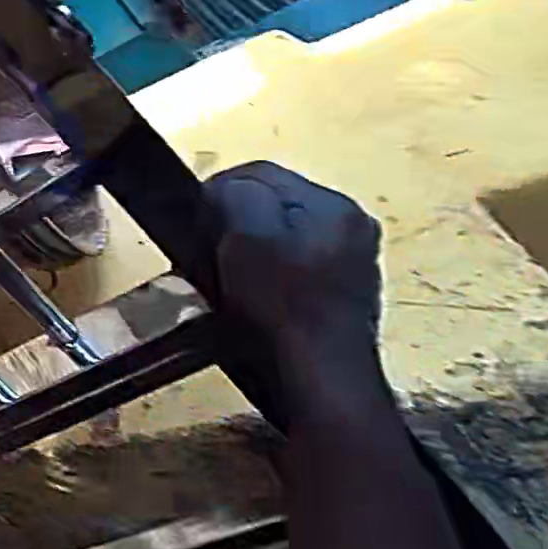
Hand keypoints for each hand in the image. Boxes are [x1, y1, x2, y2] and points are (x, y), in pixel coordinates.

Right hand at [203, 161, 382, 376]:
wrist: (318, 375)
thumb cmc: (280, 302)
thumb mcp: (245, 234)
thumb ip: (233, 193)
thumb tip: (221, 191)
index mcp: (334, 206)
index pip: (258, 173)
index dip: (217, 191)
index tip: (196, 221)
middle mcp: (351, 226)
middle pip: (269, 202)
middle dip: (233, 219)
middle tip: (209, 248)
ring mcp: (351, 260)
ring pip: (278, 231)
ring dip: (247, 245)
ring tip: (226, 272)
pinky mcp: (342, 290)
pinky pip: (291, 260)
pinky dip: (265, 269)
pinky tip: (251, 292)